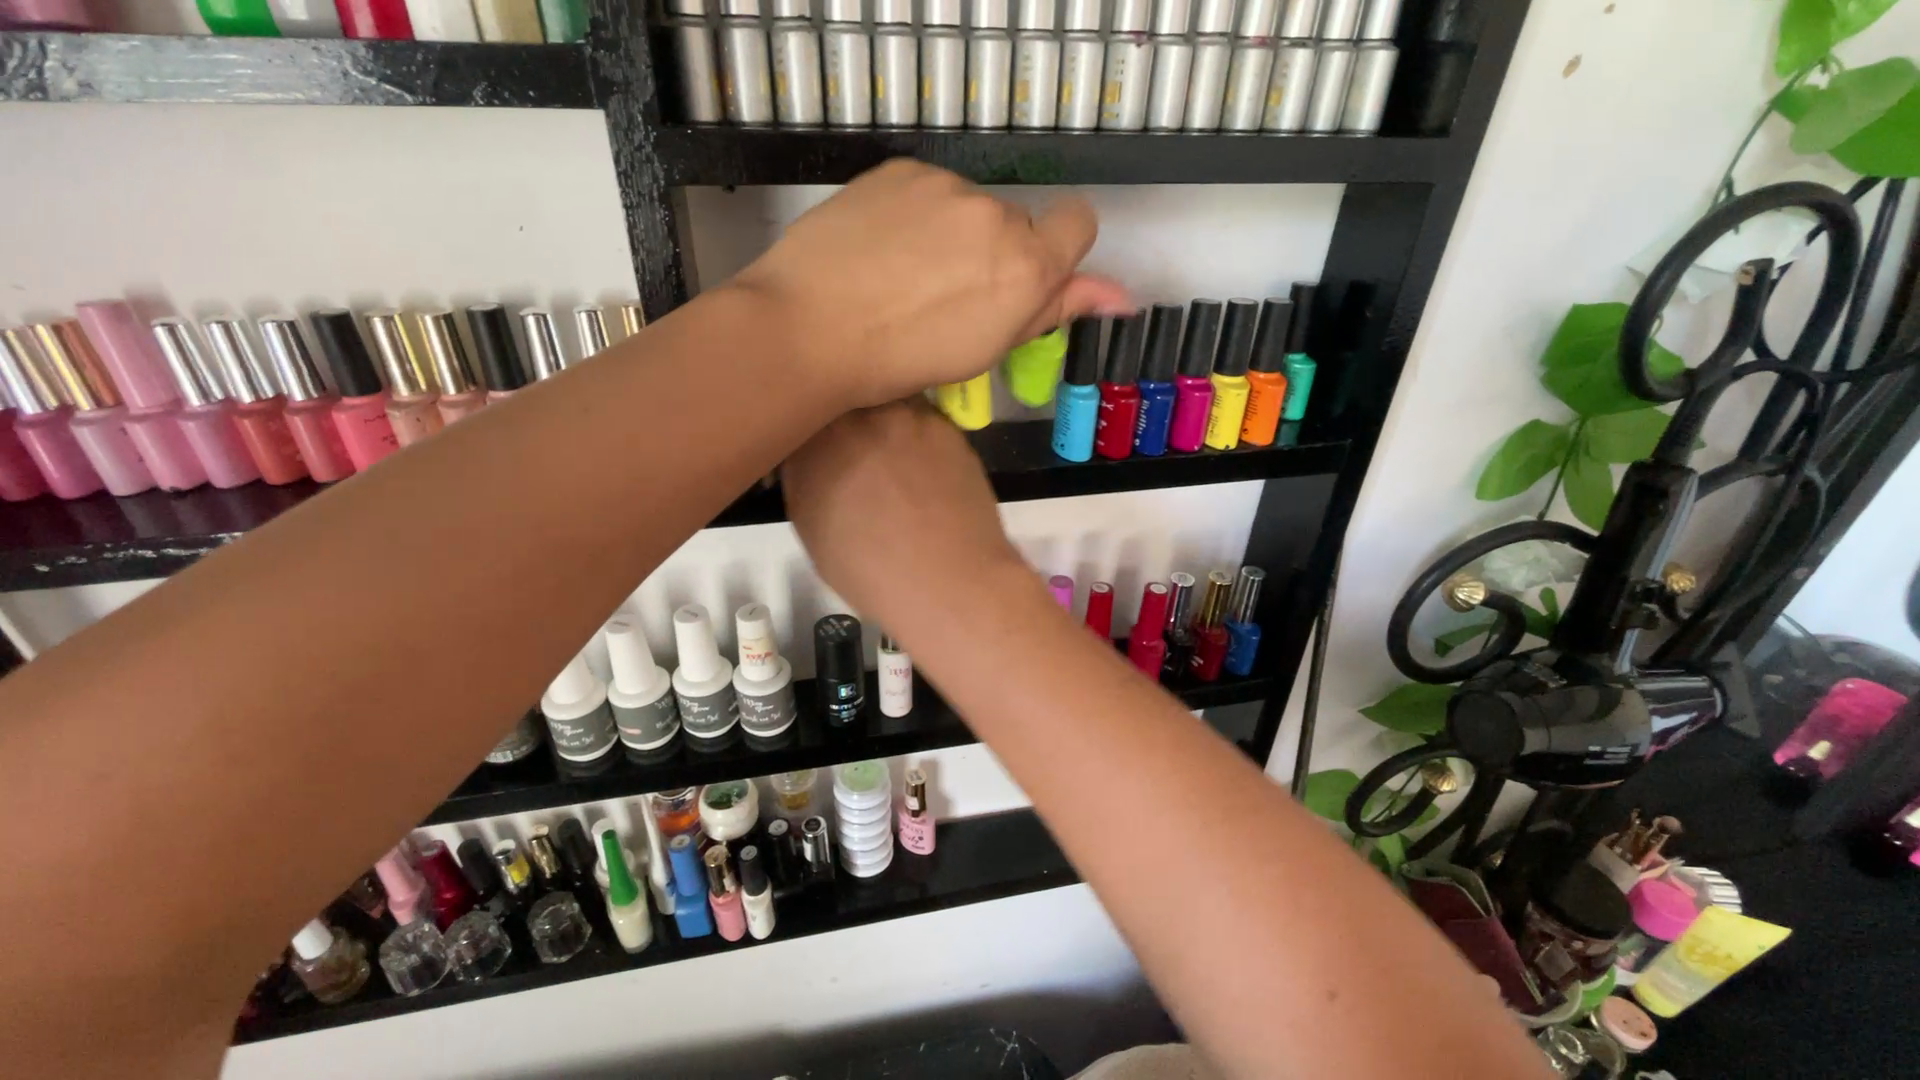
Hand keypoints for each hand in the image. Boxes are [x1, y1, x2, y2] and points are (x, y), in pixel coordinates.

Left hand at [730, 160, 1131, 408]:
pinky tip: (880, 249)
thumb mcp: (988, 348)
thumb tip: (1124, 296)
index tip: (1021, 277)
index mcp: (1027, 265)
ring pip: (967, 207)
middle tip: (945, 297)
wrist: (810, 327)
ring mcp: (945, 186)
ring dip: (952, 233)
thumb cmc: (903, 359)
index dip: (1057, 250)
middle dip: (993, 253)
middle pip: (1014, 223)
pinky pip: (925, 190)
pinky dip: (914, 214)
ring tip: (903, 276)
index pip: (1079, 223)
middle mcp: (996, 215)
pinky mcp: (900, 170)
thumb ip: (1057, 310)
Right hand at [783, 401, 1028, 626]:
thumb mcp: (810, 527)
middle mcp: (860, 416)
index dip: (809, 432)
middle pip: (846, 402)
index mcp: (815, 441)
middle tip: (855, 457)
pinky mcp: (947, 427)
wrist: (948, 579)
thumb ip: (803, 477)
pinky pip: (924, 422)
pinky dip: (919, 439)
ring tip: (893, 464)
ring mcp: (908, 416)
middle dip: (847, 423)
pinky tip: (926, 472)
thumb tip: (809, 459)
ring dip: (885, 424)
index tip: (817, 453)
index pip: (803, 416)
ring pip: (888, 404)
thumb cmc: (869, 569)